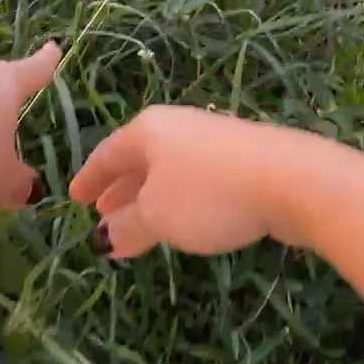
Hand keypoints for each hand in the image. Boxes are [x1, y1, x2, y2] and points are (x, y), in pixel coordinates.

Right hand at [70, 105, 302, 258]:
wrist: (289, 179)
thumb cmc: (208, 193)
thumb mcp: (159, 216)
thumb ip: (128, 226)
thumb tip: (105, 236)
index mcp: (147, 131)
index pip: (107, 153)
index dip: (90, 178)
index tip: (74, 197)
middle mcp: (174, 127)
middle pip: (137, 159)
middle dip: (119, 188)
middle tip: (101, 213)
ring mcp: (209, 140)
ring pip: (167, 170)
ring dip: (148, 196)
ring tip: (138, 222)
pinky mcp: (239, 158)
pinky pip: (193, 178)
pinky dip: (178, 198)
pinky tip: (183, 218)